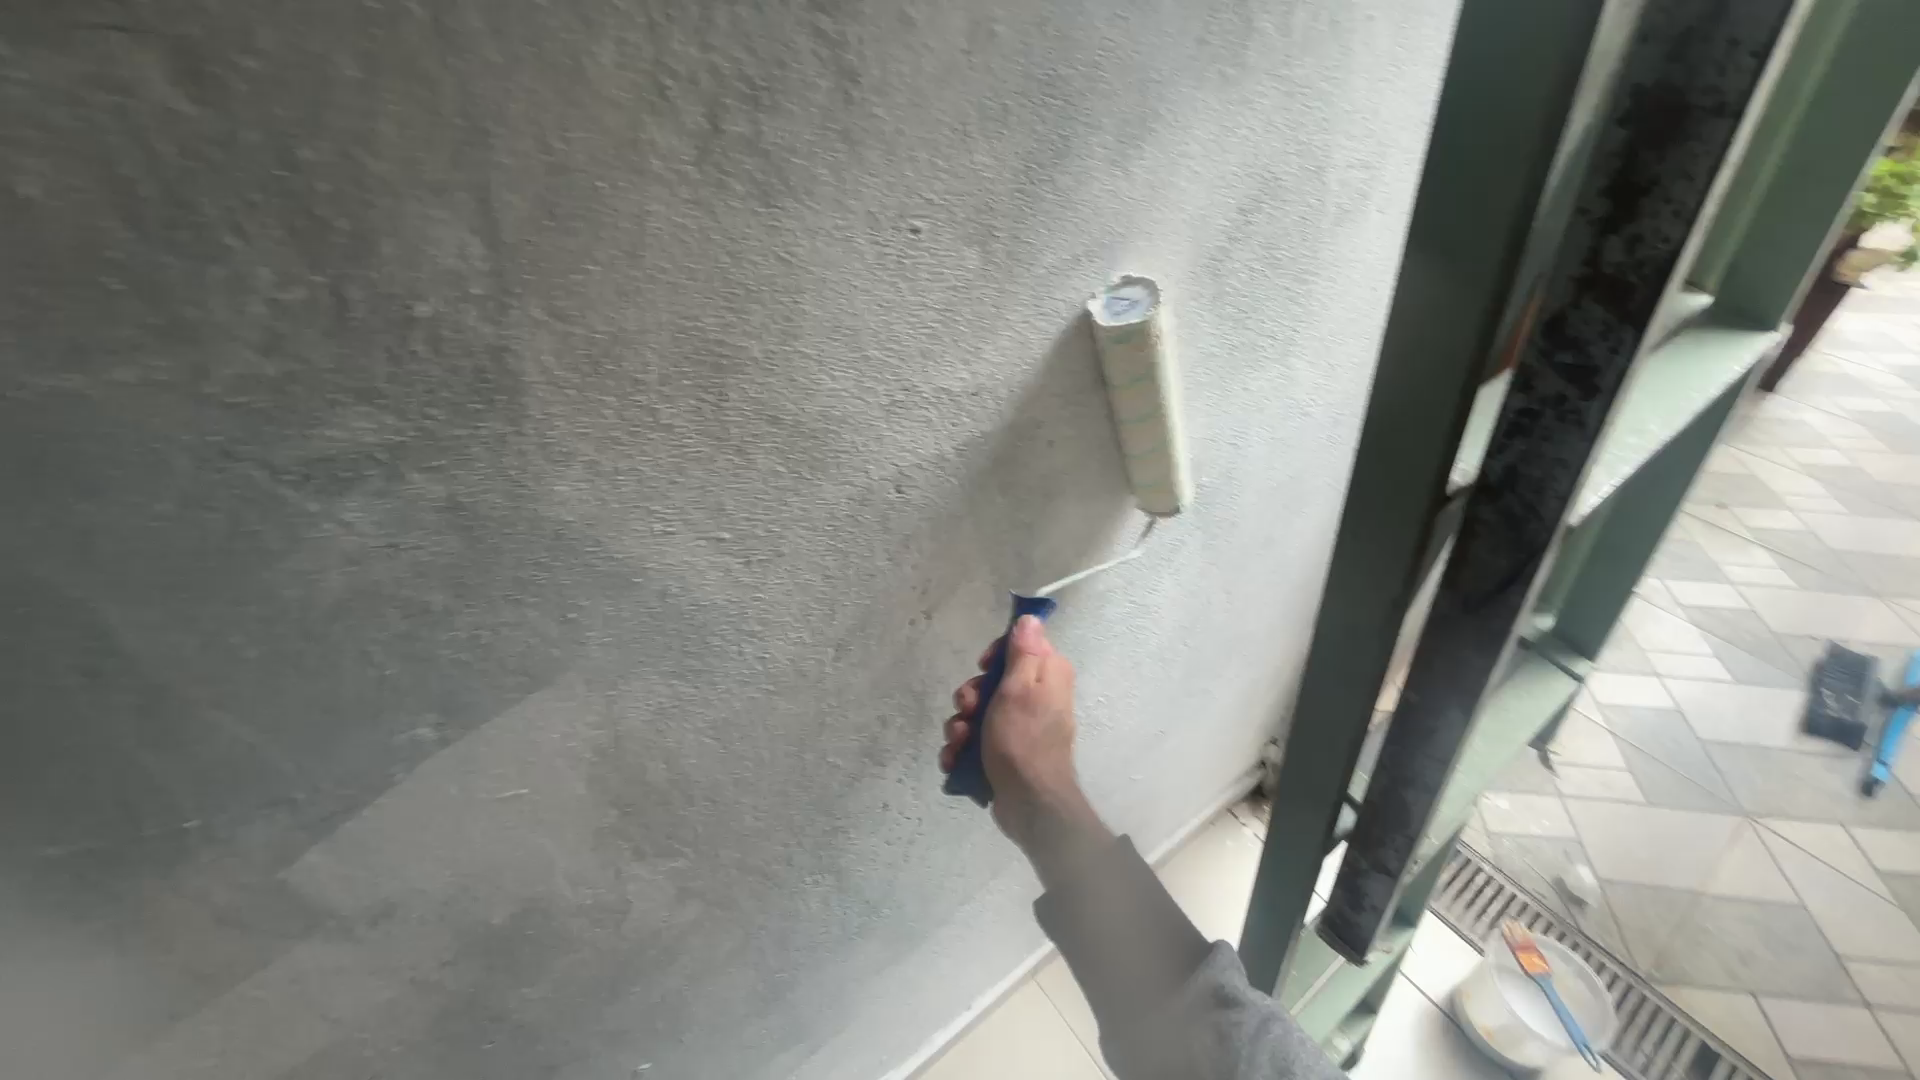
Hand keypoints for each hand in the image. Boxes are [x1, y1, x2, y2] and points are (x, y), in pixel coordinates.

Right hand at [940, 616, 1110, 877]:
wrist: (1029, 803)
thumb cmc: (1023, 739)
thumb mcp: (1019, 688)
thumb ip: (1023, 652)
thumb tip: (1031, 617)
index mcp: (1048, 675)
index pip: (1019, 645)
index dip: (994, 655)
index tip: (982, 667)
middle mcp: (1038, 696)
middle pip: (993, 681)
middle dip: (970, 696)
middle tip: (967, 710)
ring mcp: (1021, 726)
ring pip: (979, 712)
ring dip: (961, 726)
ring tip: (959, 742)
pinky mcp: (1007, 751)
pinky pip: (978, 739)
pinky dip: (963, 748)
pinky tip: (955, 759)